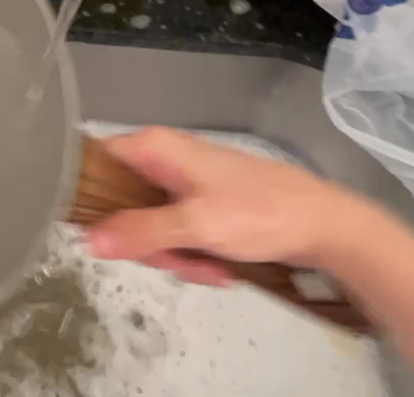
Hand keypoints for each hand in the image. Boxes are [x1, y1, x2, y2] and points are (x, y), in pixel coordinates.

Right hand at [83, 127, 369, 284]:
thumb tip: (87, 240)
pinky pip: (176, 231)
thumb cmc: (258, 212)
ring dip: (175, 253)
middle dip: (148, 240)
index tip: (103, 232)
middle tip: (175, 258)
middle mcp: (162, 158)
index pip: (96, 161)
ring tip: (209, 266)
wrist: (326, 227)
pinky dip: (194, 253)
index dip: (90, 196)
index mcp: (153, 146)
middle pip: (122, 202)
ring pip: (150, 223)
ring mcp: (182, 181)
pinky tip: (220, 266)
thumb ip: (141, 233)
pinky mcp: (201, 203)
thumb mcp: (196, 226)